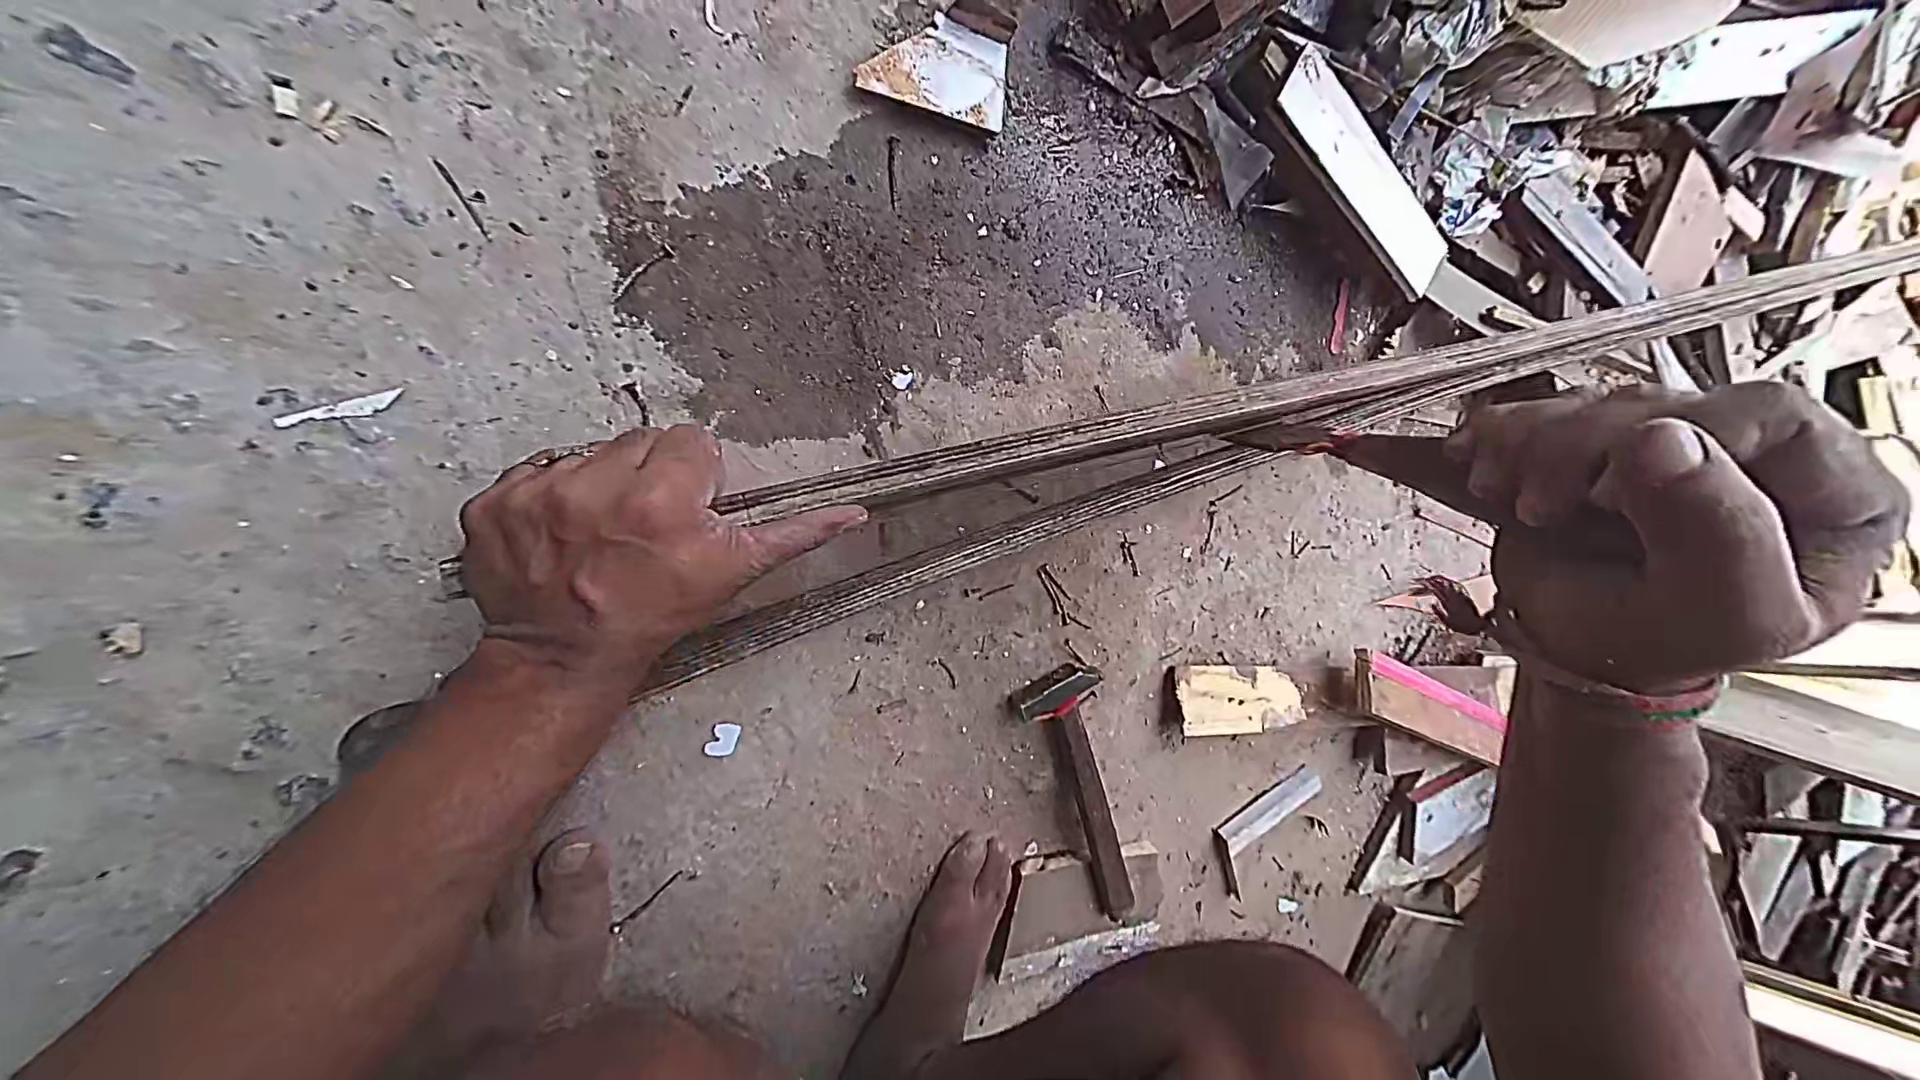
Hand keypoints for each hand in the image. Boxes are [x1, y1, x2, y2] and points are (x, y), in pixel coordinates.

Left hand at [457, 426, 865, 693]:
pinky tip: (565, 533)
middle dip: (652, 475)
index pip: (690, 441)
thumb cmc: (657, 615)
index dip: (695, 477)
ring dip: (604, 483)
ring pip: (592, 453)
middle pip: (641, 442)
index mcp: (662, 501)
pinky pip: (537, 471)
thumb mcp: (735, 573)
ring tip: (605, 530)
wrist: (568, 654)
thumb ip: (795, 535)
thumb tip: (852, 514)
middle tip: (647, 523)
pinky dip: (552, 495)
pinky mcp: (494, 504)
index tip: (686, 510)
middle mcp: (596, 488)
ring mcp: (537, 494)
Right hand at [1445, 383, 1907, 692]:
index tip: (1605, 494)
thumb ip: (1718, 533)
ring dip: (1524, 446)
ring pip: (1590, 404)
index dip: (1678, 438)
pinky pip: (1537, 415)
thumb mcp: (1718, 614)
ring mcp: (1658, 447)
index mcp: (1825, 493)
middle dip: (1575, 448)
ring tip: (1503, 496)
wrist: (1578, 648)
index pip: (1766, 414)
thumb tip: (1661, 439)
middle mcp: (1745, 455)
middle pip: (1657, 404)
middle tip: (1539, 506)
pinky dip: (1494, 438)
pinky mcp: (1586, 449)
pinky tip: (1482, 472)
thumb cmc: (1659, 642)